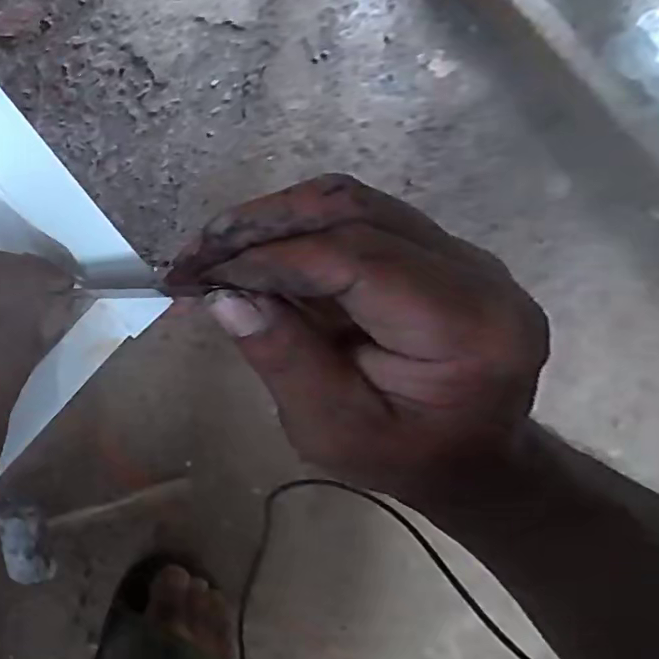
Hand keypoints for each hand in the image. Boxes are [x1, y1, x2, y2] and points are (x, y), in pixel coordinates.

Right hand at [166, 174, 549, 500]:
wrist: (465, 457)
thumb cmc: (397, 454)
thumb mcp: (330, 427)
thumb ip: (284, 360)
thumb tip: (222, 298)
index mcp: (464, 327)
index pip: (352, 257)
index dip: (263, 260)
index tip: (196, 282)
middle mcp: (470, 274)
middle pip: (346, 210)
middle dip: (253, 228)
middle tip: (189, 262)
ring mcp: (448, 255)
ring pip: (340, 201)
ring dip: (260, 222)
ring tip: (206, 257)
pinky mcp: (419, 251)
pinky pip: (340, 216)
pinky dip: (277, 230)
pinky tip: (239, 259)